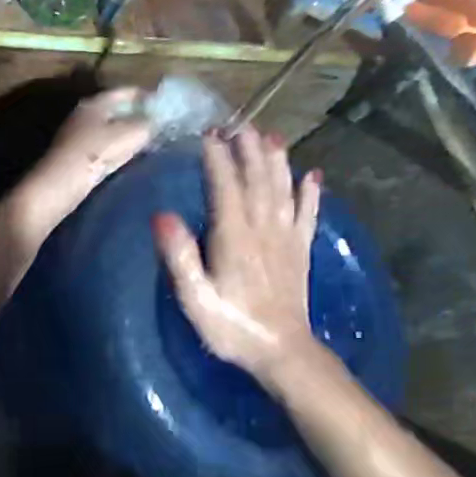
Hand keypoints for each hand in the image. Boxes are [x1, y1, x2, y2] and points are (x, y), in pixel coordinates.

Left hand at [10, 87, 151, 241]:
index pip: (125, 91)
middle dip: (138, 114)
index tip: (165, 104)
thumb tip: (158, 119)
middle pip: (116, 109)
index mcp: (96, 102)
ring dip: (128, 132)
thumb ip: (147, 123)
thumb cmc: (96, 152)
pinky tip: (130, 155)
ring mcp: (79, 134)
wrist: (61, 183)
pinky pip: (104, 145)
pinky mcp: (77, 154)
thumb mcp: (130, 134)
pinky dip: (118, 147)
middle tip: (161, 122)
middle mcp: (85, 113)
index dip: (146, 95)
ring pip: (110, 128)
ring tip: (150, 140)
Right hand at [155, 128, 323, 380]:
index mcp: (234, 237)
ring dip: (277, 160)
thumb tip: (162, 216)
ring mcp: (286, 238)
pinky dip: (311, 193)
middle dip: (248, 149)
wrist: (282, 352)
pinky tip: (313, 176)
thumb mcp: (196, 299)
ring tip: (271, 136)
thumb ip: (180, 258)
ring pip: (283, 188)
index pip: (225, 186)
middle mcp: (263, 229)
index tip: (208, 134)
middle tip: (239, 124)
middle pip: (257, 179)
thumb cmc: (232, 328)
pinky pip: (308, 214)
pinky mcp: (301, 251)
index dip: (217, 157)